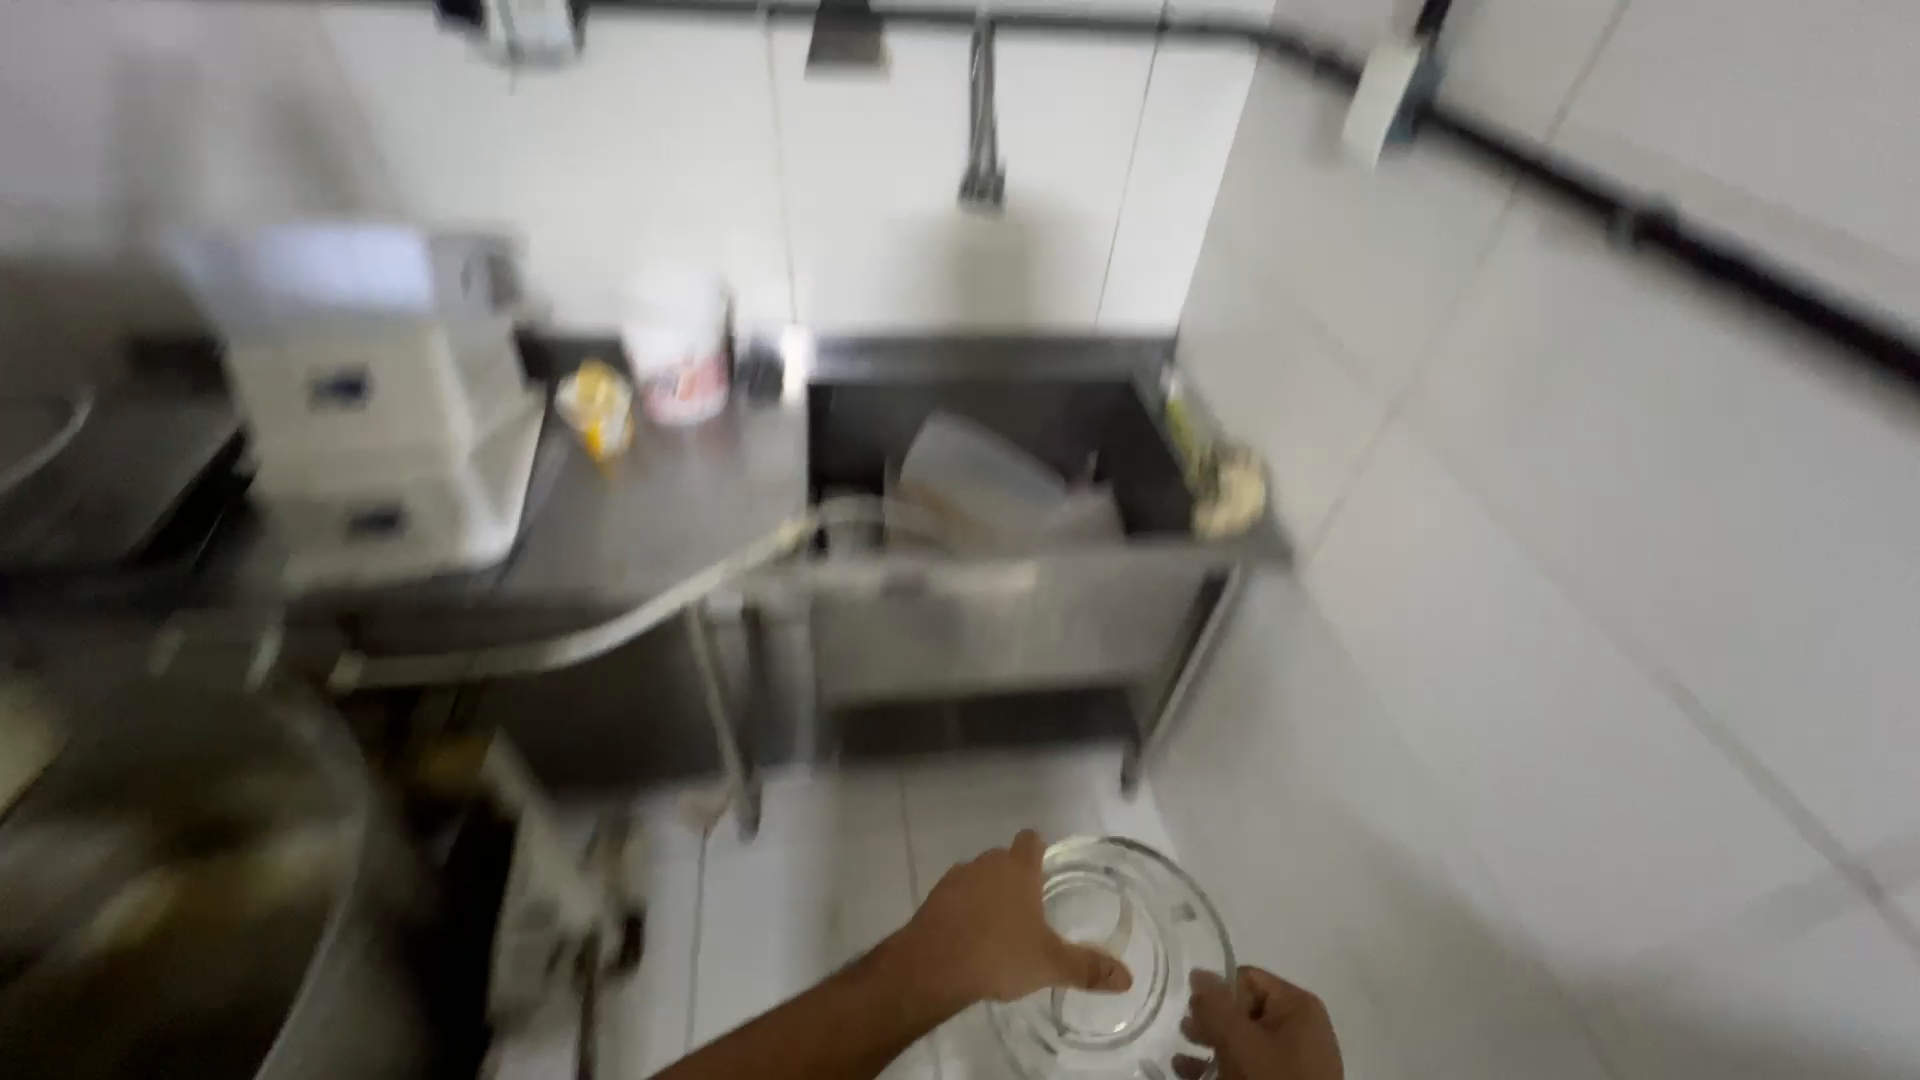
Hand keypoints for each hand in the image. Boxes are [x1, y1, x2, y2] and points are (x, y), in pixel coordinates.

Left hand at [896, 829, 1132, 1007]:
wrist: (934, 964)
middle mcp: (987, 863)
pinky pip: (957, 895)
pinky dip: (964, 909)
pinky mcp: (935, 896)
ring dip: (988, 893)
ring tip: (999, 928)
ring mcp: (957, 877)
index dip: (1040, 850)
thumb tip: (1127, 978)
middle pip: (1005, 858)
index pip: (1031, 839)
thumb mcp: (1049, 964)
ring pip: (979, 876)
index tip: (1047, 871)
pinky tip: (970, 938)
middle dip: (1016, 877)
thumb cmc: (998, 953)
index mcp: (1017, 869)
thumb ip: (1087, 968)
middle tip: (1030, 910)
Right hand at [1176, 967, 1342, 1079]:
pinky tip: (1192, 1073)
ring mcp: (1298, 1062)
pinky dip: (1223, 1068)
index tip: (1196, 1013)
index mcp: (1298, 1006)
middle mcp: (1302, 1029)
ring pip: (1244, 1042)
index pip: (1247, 979)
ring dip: (1211, 1046)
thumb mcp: (1237, 1040)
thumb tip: (1198, 973)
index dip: (1218, 994)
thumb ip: (1213, 1003)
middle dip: (1211, 1021)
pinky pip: (1251, 1067)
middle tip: (1186, 1031)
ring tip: (1184, 1057)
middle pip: (1244, 1011)